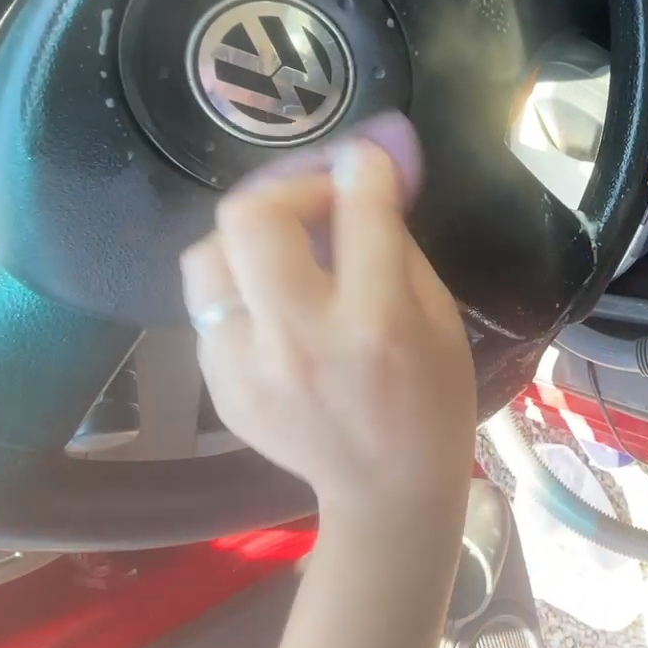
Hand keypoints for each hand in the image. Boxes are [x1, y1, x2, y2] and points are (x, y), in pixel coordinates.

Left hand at [179, 114, 477, 523]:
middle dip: (289, 185)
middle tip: (320, 197)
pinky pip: (211, 304)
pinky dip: (245, 284)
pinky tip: (278, 301)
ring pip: (209, 254)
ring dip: (252, 235)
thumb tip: (367, 184)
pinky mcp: (217, 385)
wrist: (387, 489)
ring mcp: (246, 367)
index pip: (359, 211)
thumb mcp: (439, 318)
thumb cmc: (435, 400)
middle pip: (252, 218)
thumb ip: (396, 248)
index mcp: (376, 325)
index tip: (367, 158)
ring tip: (288, 246)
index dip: (364, 166)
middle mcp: (301, 340)